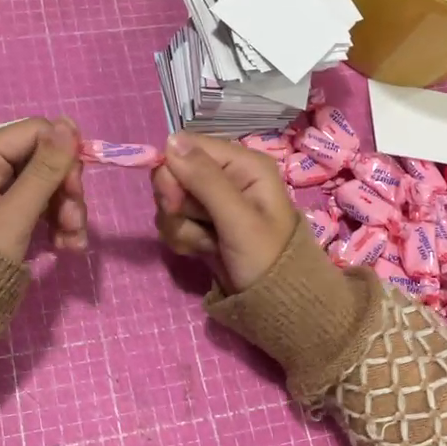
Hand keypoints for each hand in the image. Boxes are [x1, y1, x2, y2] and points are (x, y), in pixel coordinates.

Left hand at [0, 118, 86, 259]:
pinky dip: (59, 221)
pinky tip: (67, 245)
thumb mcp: (15, 216)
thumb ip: (44, 170)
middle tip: (74, 222)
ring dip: (67, 210)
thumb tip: (69, 123)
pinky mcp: (9, 208)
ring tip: (72, 242)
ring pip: (49, 182)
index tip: (77, 189)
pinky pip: (43, 202)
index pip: (36, 132)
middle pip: (45, 157)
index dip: (63, 154)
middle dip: (66, 190)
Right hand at [152, 132, 296, 291]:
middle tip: (192, 227)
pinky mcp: (202, 223)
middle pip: (174, 172)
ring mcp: (212, 201)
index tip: (173, 202)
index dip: (172, 171)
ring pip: (170, 200)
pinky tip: (202, 251)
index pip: (187, 146)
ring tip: (206, 245)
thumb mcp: (238, 219)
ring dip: (180, 226)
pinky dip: (182, 238)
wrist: (276, 305)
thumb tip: (170, 139)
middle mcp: (227, 176)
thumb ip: (205, 180)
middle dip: (175, 204)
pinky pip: (174, 220)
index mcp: (243, 164)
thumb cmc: (266, 258)